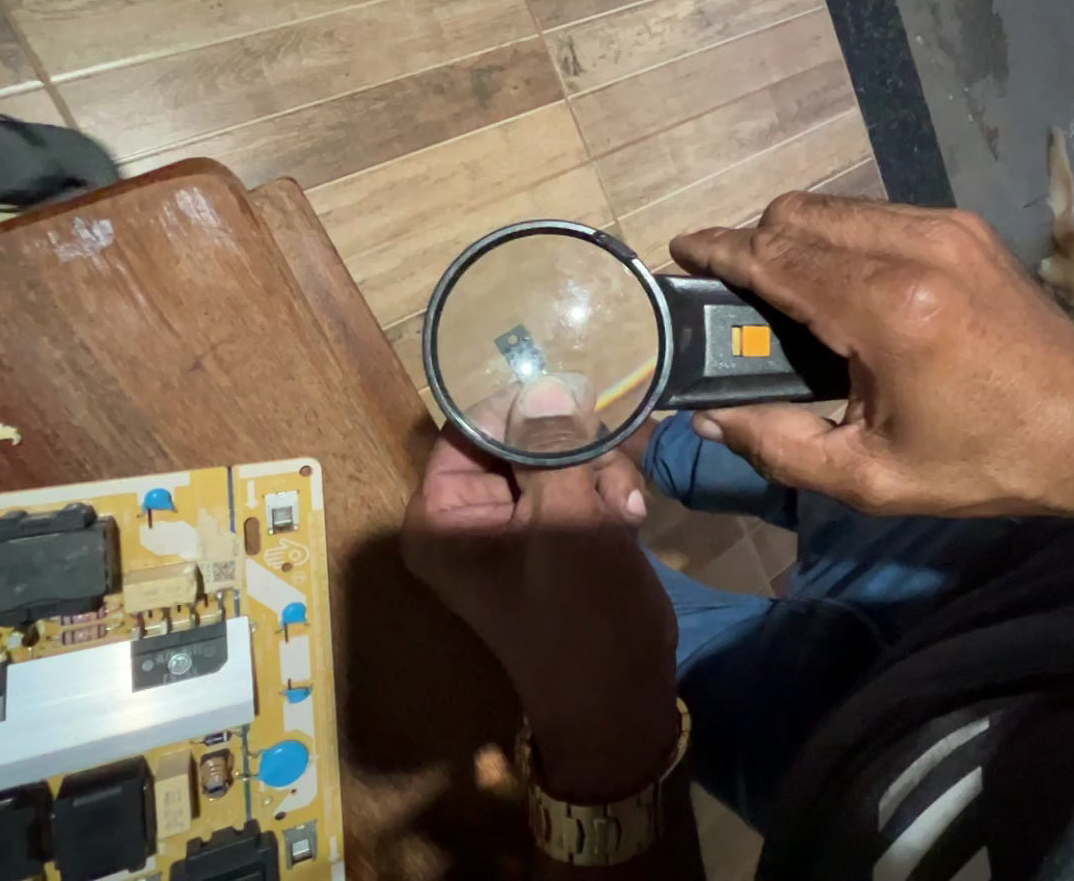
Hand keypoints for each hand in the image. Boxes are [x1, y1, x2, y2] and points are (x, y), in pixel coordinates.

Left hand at [403, 376, 679, 800]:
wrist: (624, 691)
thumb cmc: (581, 614)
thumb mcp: (566, 522)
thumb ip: (554, 447)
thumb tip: (546, 384)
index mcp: (443, 515)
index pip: (470, 429)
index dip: (521, 408)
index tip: (575, 398)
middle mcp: (471, 513)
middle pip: (520, 436)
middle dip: (574, 449)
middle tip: (610, 473)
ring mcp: (517, 521)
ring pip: (559, 452)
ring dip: (600, 471)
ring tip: (625, 508)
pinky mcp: (556, 528)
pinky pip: (580, 479)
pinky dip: (608, 490)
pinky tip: (630, 517)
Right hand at [670, 193, 1073, 518]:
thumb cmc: (986, 462)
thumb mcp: (871, 478)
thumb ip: (777, 445)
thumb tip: (707, 416)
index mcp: (890, 310)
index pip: (775, 256)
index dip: (718, 250)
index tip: (680, 254)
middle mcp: (914, 247)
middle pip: (795, 214)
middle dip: (750, 244)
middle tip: (735, 296)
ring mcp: (943, 226)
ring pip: (830, 206)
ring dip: (791, 239)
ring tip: (783, 293)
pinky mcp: (961, 226)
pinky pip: (868, 213)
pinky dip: (833, 238)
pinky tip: (838, 285)